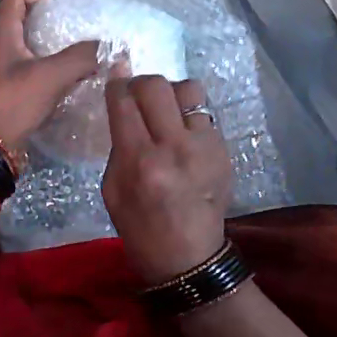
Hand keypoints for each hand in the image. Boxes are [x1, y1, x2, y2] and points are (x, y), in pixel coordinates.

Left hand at [0, 0, 99, 151]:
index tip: (62, 1)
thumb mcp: (50, 76)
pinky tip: (54, 84)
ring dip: (41, 49)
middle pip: (17, 21)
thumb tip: (107, 47)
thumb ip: (81, 58)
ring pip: (17, 48)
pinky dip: (35, 71)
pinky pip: (16, 71)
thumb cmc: (9, 101)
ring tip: (68, 58)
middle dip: (44, 22)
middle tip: (71, 31)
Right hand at [101, 74, 231, 282]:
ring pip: (189, 90)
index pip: (124, 102)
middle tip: (136, 95)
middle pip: (157, 86)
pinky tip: (182, 138)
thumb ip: (118, 148)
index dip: (116, 83)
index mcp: (141, 162)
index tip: (114, 77)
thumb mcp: (112, 192)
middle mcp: (175, 147)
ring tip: (164, 113)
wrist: (189, 259)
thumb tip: (123, 110)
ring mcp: (205, 146)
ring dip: (171, 95)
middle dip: (140, 83)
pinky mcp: (224, 150)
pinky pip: (204, 115)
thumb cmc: (141, 230)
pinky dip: (189, 118)